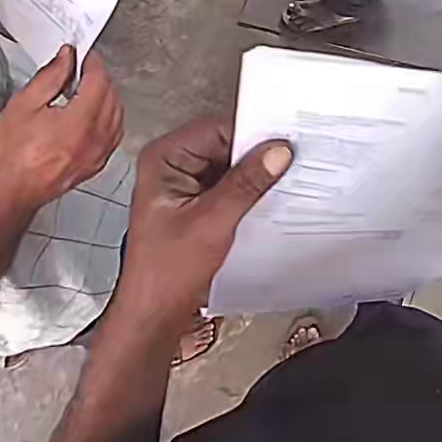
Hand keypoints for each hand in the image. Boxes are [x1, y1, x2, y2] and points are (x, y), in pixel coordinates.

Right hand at [0, 46, 123, 216]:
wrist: (10, 191)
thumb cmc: (10, 156)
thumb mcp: (23, 105)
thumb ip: (50, 77)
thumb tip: (66, 59)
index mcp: (79, 122)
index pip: (99, 81)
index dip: (92, 63)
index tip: (83, 56)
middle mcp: (96, 139)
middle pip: (112, 96)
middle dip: (99, 78)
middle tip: (80, 69)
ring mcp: (100, 153)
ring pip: (117, 114)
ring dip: (106, 97)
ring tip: (83, 90)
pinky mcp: (98, 162)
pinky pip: (114, 133)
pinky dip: (108, 117)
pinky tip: (92, 113)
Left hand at [109, 119, 291, 328]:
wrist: (156, 312)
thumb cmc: (165, 272)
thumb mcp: (212, 222)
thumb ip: (246, 184)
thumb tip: (276, 152)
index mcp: (164, 159)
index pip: (215, 129)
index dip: (250, 136)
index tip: (283, 144)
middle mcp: (173, 166)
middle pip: (225, 144)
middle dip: (254, 156)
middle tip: (286, 164)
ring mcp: (186, 184)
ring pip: (231, 165)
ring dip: (253, 176)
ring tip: (277, 185)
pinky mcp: (199, 202)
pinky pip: (231, 184)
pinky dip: (250, 191)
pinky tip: (265, 200)